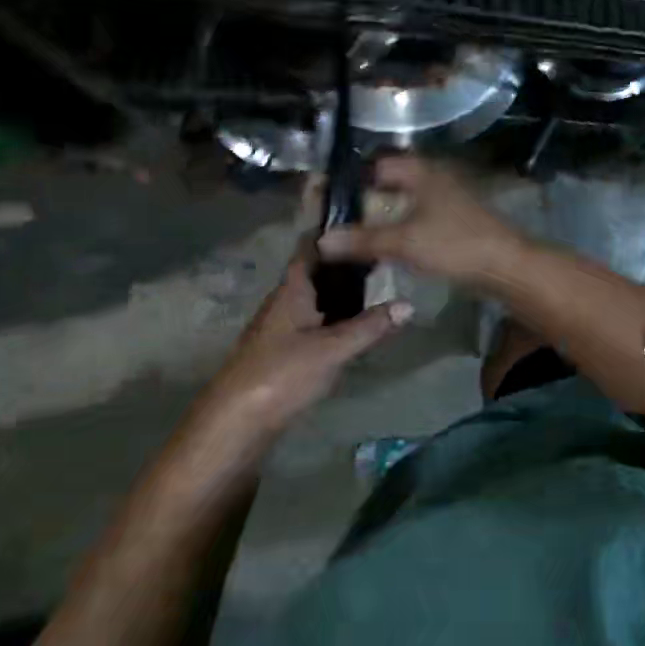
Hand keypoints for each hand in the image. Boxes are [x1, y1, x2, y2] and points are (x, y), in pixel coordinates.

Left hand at [201, 248, 412, 435]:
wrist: (235, 423)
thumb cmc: (282, 373)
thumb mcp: (332, 349)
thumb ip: (370, 327)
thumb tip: (409, 304)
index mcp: (291, 289)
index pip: (311, 247)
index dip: (334, 233)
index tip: (365, 222)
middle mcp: (284, 301)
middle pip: (316, 273)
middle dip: (347, 265)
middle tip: (385, 258)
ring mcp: (281, 327)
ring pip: (316, 299)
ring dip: (342, 293)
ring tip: (379, 288)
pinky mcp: (282, 351)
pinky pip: (314, 322)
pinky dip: (335, 318)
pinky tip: (356, 327)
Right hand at [316, 156, 526, 285]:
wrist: (505, 265)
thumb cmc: (454, 244)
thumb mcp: (403, 242)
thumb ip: (361, 240)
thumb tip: (320, 239)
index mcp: (420, 172)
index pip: (376, 165)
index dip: (351, 180)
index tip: (327, 200)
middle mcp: (433, 177)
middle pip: (390, 183)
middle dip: (365, 201)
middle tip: (338, 221)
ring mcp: (445, 198)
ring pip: (404, 201)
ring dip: (383, 216)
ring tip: (354, 236)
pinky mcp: (453, 220)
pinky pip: (417, 217)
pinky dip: (400, 227)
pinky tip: (386, 246)